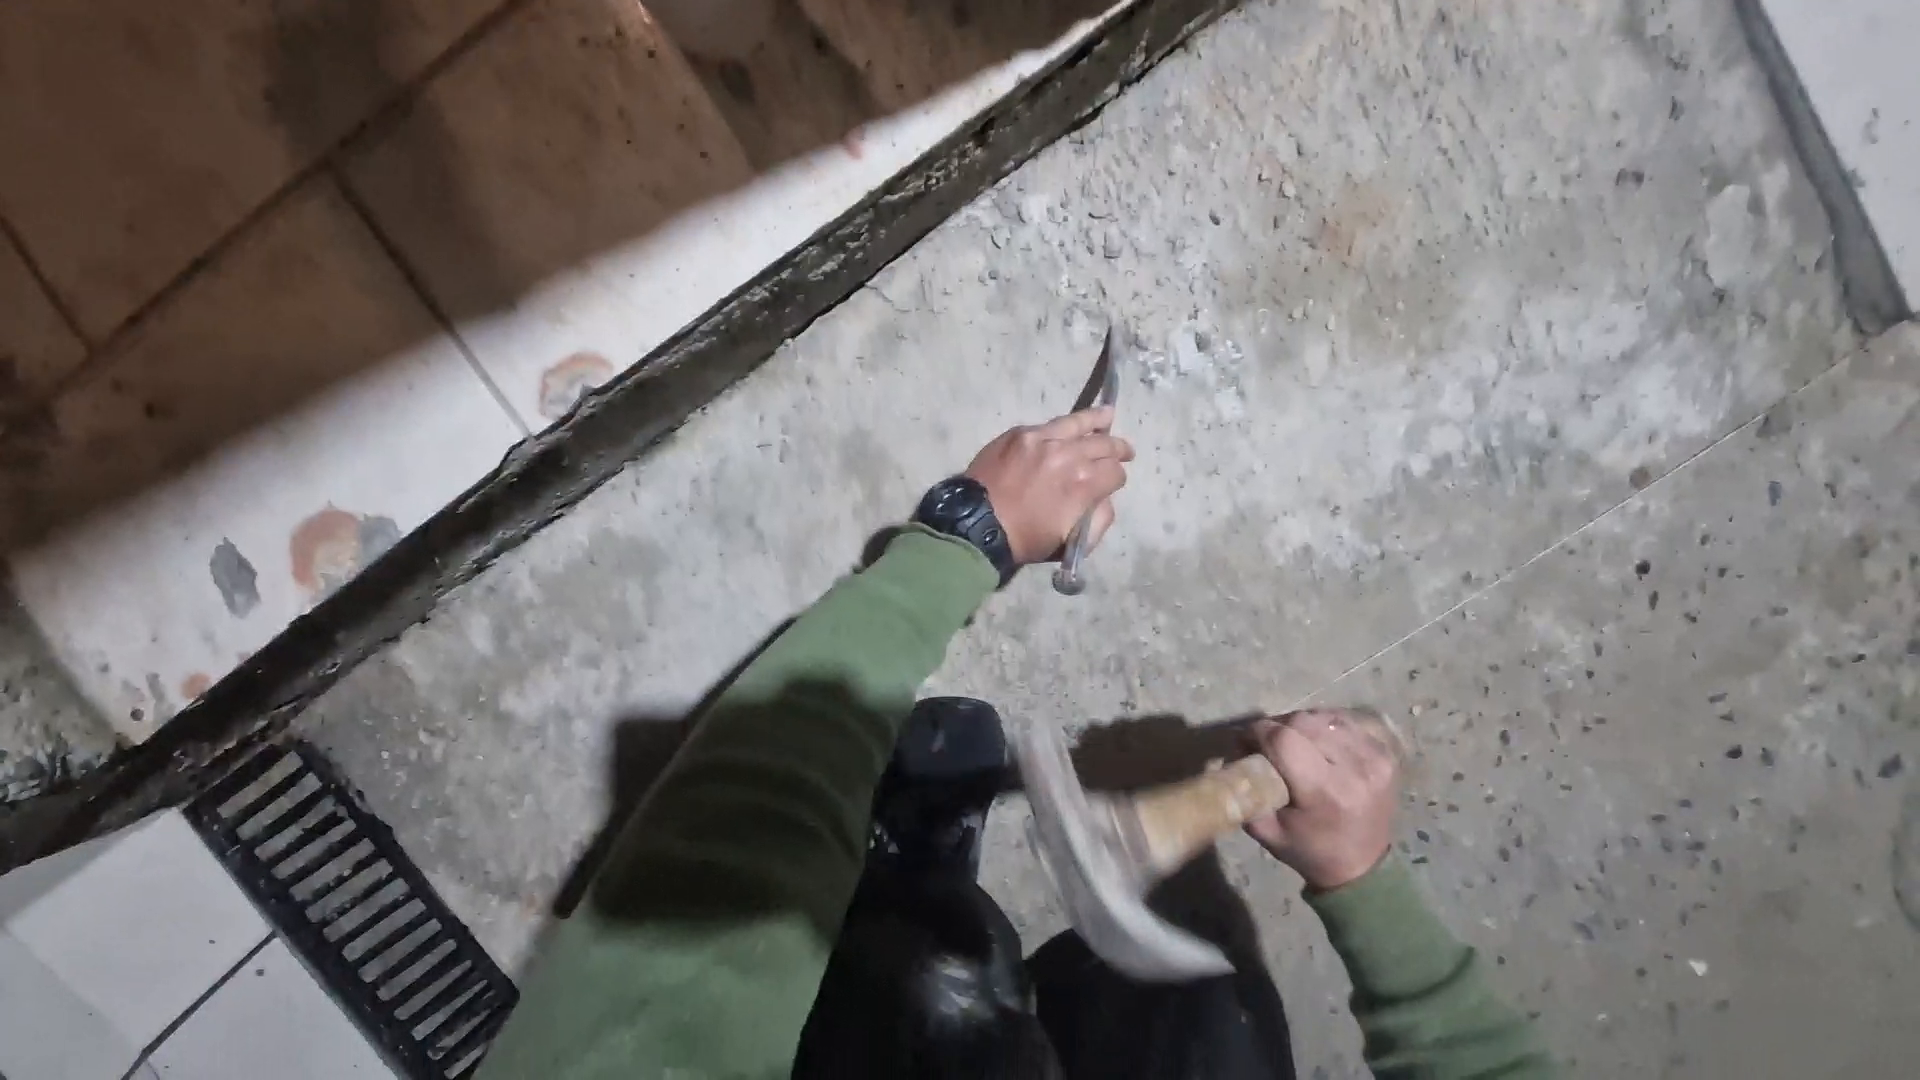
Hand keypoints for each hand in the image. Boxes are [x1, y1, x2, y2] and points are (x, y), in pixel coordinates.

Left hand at [964, 406, 1132, 563]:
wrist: (976, 525)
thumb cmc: (1025, 539)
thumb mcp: (1070, 542)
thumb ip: (1098, 519)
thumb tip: (1103, 498)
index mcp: (1085, 482)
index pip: (1115, 473)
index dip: (1116, 480)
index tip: (1111, 484)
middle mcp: (1068, 454)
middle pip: (1103, 444)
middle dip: (1118, 449)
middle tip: (1125, 452)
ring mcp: (1042, 439)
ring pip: (1077, 423)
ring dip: (1097, 420)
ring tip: (1108, 416)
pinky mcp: (1019, 434)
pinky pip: (1047, 425)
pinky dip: (1061, 427)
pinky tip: (1068, 426)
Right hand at [1244, 708, 1400, 889]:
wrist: (1364, 868)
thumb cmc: (1310, 851)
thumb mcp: (1267, 830)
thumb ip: (1244, 791)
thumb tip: (1229, 756)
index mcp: (1326, 791)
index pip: (1283, 738)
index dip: (1257, 733)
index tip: (1245, 742)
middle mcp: (1356, 768)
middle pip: (1303, 722)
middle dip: (1277, 728)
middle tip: (1266, 744)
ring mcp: (1376, 757)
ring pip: (1323, 717)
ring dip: (1301, 725)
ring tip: (1293, 744)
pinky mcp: (1386, 752)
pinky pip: (1346, 721)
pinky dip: (1326, 725)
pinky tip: (1319, 742)